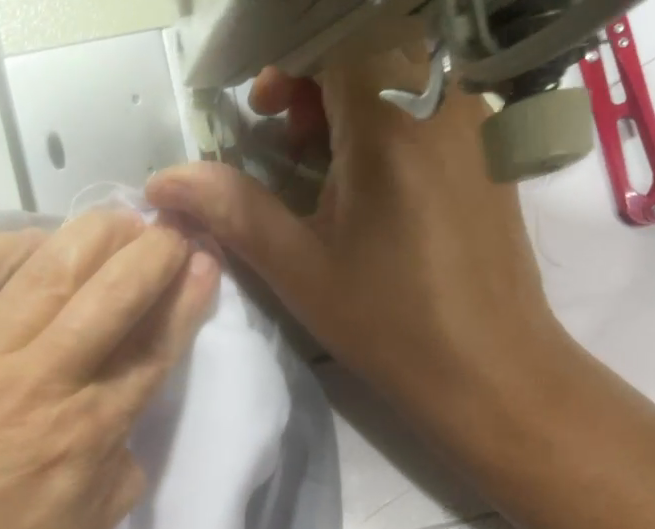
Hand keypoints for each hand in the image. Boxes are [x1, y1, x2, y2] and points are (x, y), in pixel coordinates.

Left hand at [0, 212, 220, 528]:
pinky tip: (34, 239)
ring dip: (94, 233)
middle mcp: (42, 378)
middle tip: (170, 233)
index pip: (153, 350)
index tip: (204, 264)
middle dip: (152, 253)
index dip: (186, 301)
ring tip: (120, 219)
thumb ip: (119, 476)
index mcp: (88, 433)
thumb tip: (123, 428)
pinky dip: (7, 245)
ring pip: (49, 269)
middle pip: (112, 295)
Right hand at [147, 56, 562, 406]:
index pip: (334, 34)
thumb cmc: (390, 323)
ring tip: (325, 165)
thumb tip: (163, 181)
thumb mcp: (300, 269)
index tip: (260, 113)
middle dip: (316, 76)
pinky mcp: (490, 150)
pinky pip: (432, 100)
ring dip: (352, 98)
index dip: (286, 59)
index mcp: (391, 117)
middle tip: (288, 140)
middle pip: (369, 42)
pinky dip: (390, 118)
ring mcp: (475, 121)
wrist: (489, 367)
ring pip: (403, 69)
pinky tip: (372, 184)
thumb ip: (233, 210)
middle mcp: (442, 98)